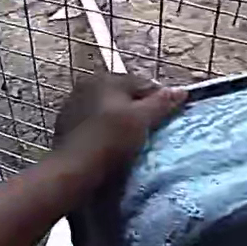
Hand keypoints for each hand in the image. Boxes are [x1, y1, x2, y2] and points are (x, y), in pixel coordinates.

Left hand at [52, 71, 186, 178]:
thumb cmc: (111, 139)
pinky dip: (103, 128)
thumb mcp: (142, 120)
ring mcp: (73, 103)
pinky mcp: (66, 123)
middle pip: (123, 95)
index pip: (143, 84)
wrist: (74, 167)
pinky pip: (93, 121)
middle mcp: (87, 84)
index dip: (159, 100)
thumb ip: (162, 103)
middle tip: (150, 131)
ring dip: (119, 119)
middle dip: (138, 109)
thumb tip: (181, 90)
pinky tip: (109, 144)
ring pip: (107, 108)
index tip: (168, 118)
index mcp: (107, 78)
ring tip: (131, 140)